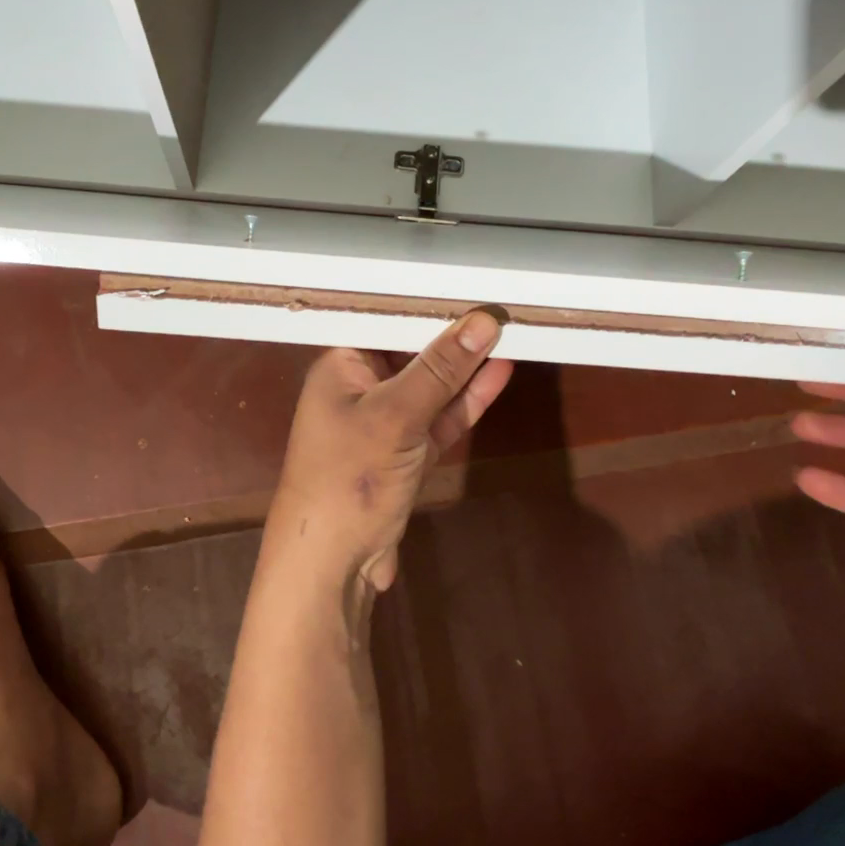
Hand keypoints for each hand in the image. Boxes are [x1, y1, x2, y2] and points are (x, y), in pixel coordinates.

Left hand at [267, 310, 513, 591]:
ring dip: (468, 366)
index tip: (473, 283)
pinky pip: (440, 417)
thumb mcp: (396, 417)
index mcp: (341, 365)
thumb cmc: (350, 478)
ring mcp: (386, 422)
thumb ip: (440, 369)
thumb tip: (484, 321)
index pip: (387, 319)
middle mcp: (361, 387)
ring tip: (513, 332)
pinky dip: (466, 400)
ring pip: (432, 386)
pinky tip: (499, 373)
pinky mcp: (407, 453)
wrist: (331, 562)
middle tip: (503, 304)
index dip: (429, 303)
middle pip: (412, 351)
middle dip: (455, 333)